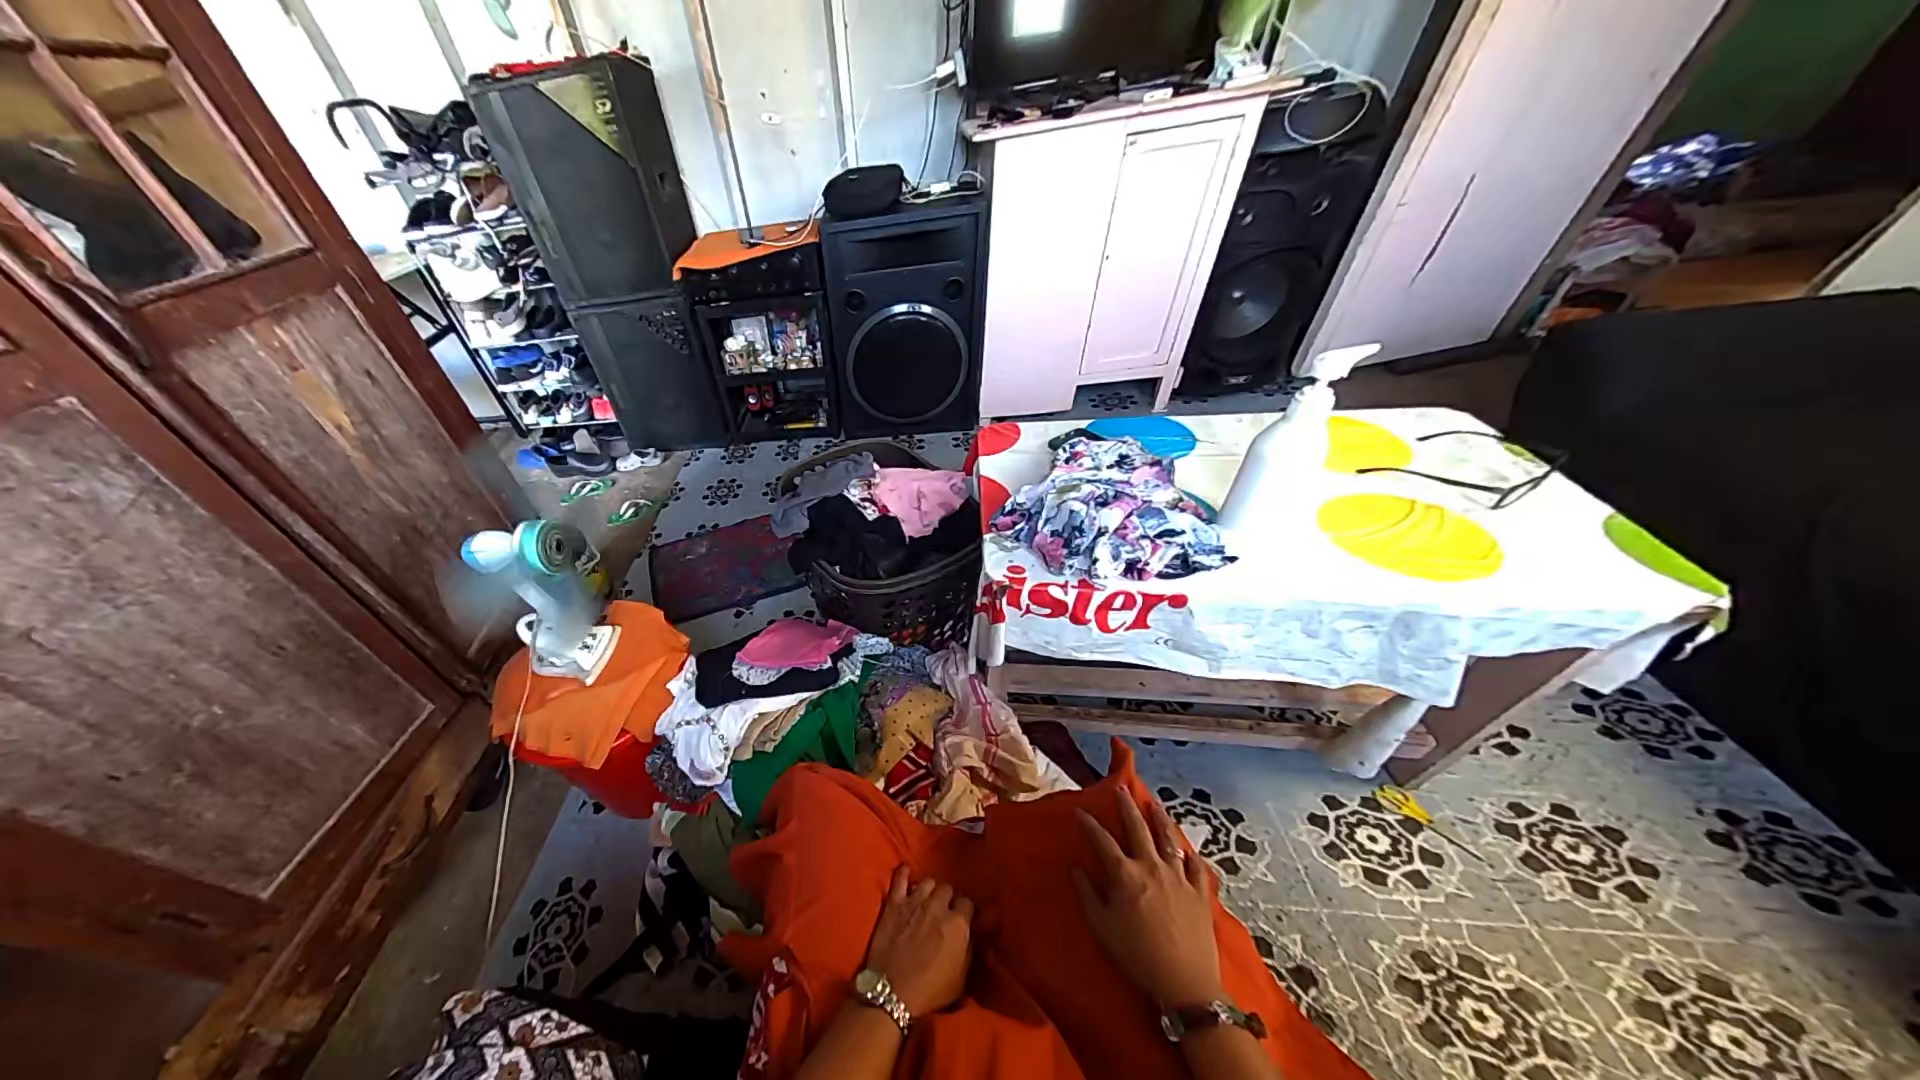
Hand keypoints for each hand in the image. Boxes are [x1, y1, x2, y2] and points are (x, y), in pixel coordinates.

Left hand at [865, 866, 973, 1016]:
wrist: (892, 993)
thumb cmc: (930, 991)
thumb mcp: (960, 979)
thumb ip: (967, 951)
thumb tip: (970, 935)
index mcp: (958, 923)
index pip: (967, 904)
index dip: (964, 912)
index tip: (960, 919)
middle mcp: (939, 906)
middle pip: (947, 889)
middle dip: (946, 899)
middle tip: (942, 911)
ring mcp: (915, 901)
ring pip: (928, 882)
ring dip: (929, 891)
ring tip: (925, 900)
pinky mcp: (894, 903)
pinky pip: (900, 878)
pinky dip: (904, 874)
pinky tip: (907, 874)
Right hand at [1074, 786, 1223, 1007]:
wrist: (1185, 980)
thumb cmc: (1137, 955)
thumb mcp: (1103, 927)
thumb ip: (1089, 895)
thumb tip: (1078, 870)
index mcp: (1126, 874)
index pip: (1103, 840)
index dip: (1090, 824)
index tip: (1081, 811)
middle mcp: (1152, 866)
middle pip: (1138, 828)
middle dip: (1128, 806)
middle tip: (1122, 789)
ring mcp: (1179, 876)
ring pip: (1169, 839)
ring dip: (1160, 819)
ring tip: (1155, 804)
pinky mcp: (1200, 891)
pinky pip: (1196, 866)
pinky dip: (1191, 855)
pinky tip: (1188, 849)